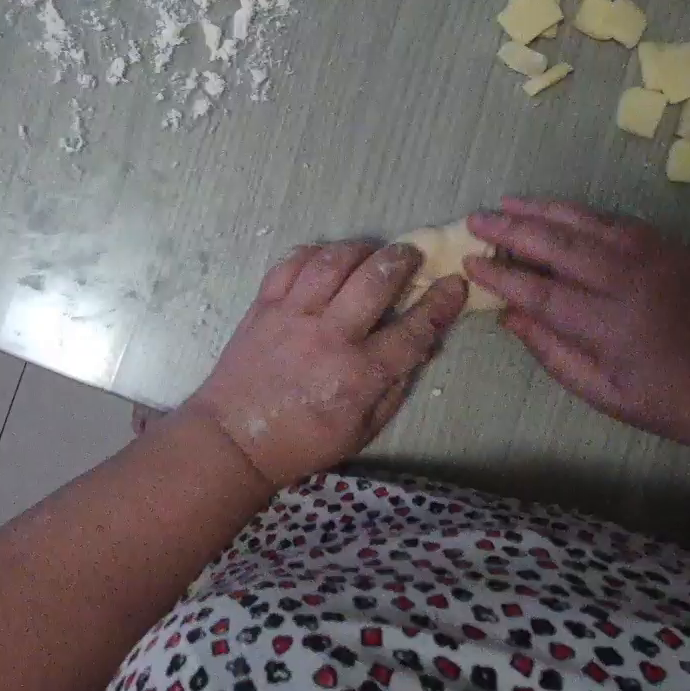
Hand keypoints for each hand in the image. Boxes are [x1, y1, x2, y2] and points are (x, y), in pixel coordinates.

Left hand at [181, 241, 468, 488]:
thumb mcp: (362, 431)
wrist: (235, 437)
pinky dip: (312, 253)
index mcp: (358, 374)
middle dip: (401, 260)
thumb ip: (394, 387)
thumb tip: (423, 347)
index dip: (440, 303)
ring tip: (371, 250)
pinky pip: (290, 265)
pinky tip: (326, 256)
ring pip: (331, 262)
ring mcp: (292, 316)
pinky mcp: (263, 306)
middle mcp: (328, 336)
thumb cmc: (302, 441)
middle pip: (374, 281)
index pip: (413, 330)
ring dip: (358, 248)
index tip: (455, 283)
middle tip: (411, 254)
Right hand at [463, 198, 689, 460]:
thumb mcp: (599, 391)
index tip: (468, 263)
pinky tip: (554, 212)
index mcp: (613, 326)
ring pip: (586, 222)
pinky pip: (615, 221)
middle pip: (558, 244)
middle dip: (511, 230)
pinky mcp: (673, 249)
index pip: (539, 291)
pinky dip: (578, 214)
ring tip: (505, 204)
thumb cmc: (668, 402)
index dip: (500, 275)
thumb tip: (506, 312)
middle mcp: (632, 283)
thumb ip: (548, 350)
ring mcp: (657, 259)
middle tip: (475, 220)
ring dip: (541, 210)